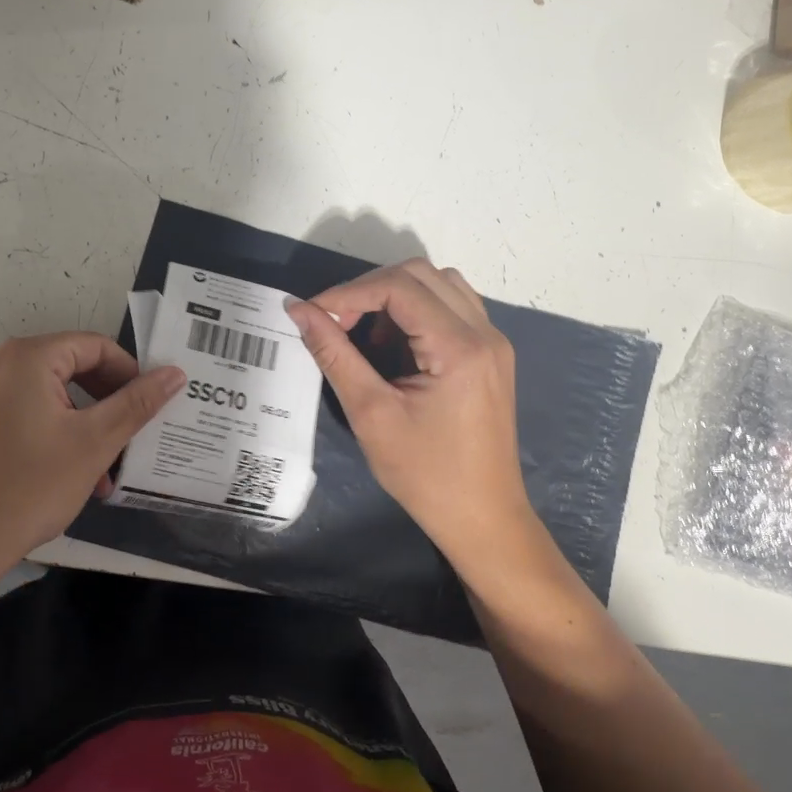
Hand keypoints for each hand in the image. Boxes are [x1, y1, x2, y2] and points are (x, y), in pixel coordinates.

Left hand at [0, 332, 184, 619]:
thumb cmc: (28, 488)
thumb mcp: (93, 445)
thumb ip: (136, 405)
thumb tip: (174, 373)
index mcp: (27, 357)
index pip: (95, 347)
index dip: (130, 375)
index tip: (151, 410)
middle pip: (69, 369)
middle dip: (106, 405)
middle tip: (130, 444)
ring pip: (46, 397)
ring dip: (81, 427)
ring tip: (102, 474)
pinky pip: (20, 415)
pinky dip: (50, 435)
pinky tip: (65, 478)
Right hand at [285, 260, 527, 558]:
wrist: (482, 517)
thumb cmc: (425, 473)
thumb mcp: (370, 413)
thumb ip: (334, 354)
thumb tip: (299, 310)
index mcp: (459, 347)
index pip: (399, 287)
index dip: (349, 292)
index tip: (314, 314)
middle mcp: (484, 333)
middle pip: (420, 274)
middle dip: (369, 288)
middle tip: (335, 322)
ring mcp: (492, 342)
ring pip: (438, 284)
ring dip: (394, 295)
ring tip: (364, 332)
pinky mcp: (489, 355)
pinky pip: (451, 307)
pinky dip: (415, 310)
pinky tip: (393, 345)